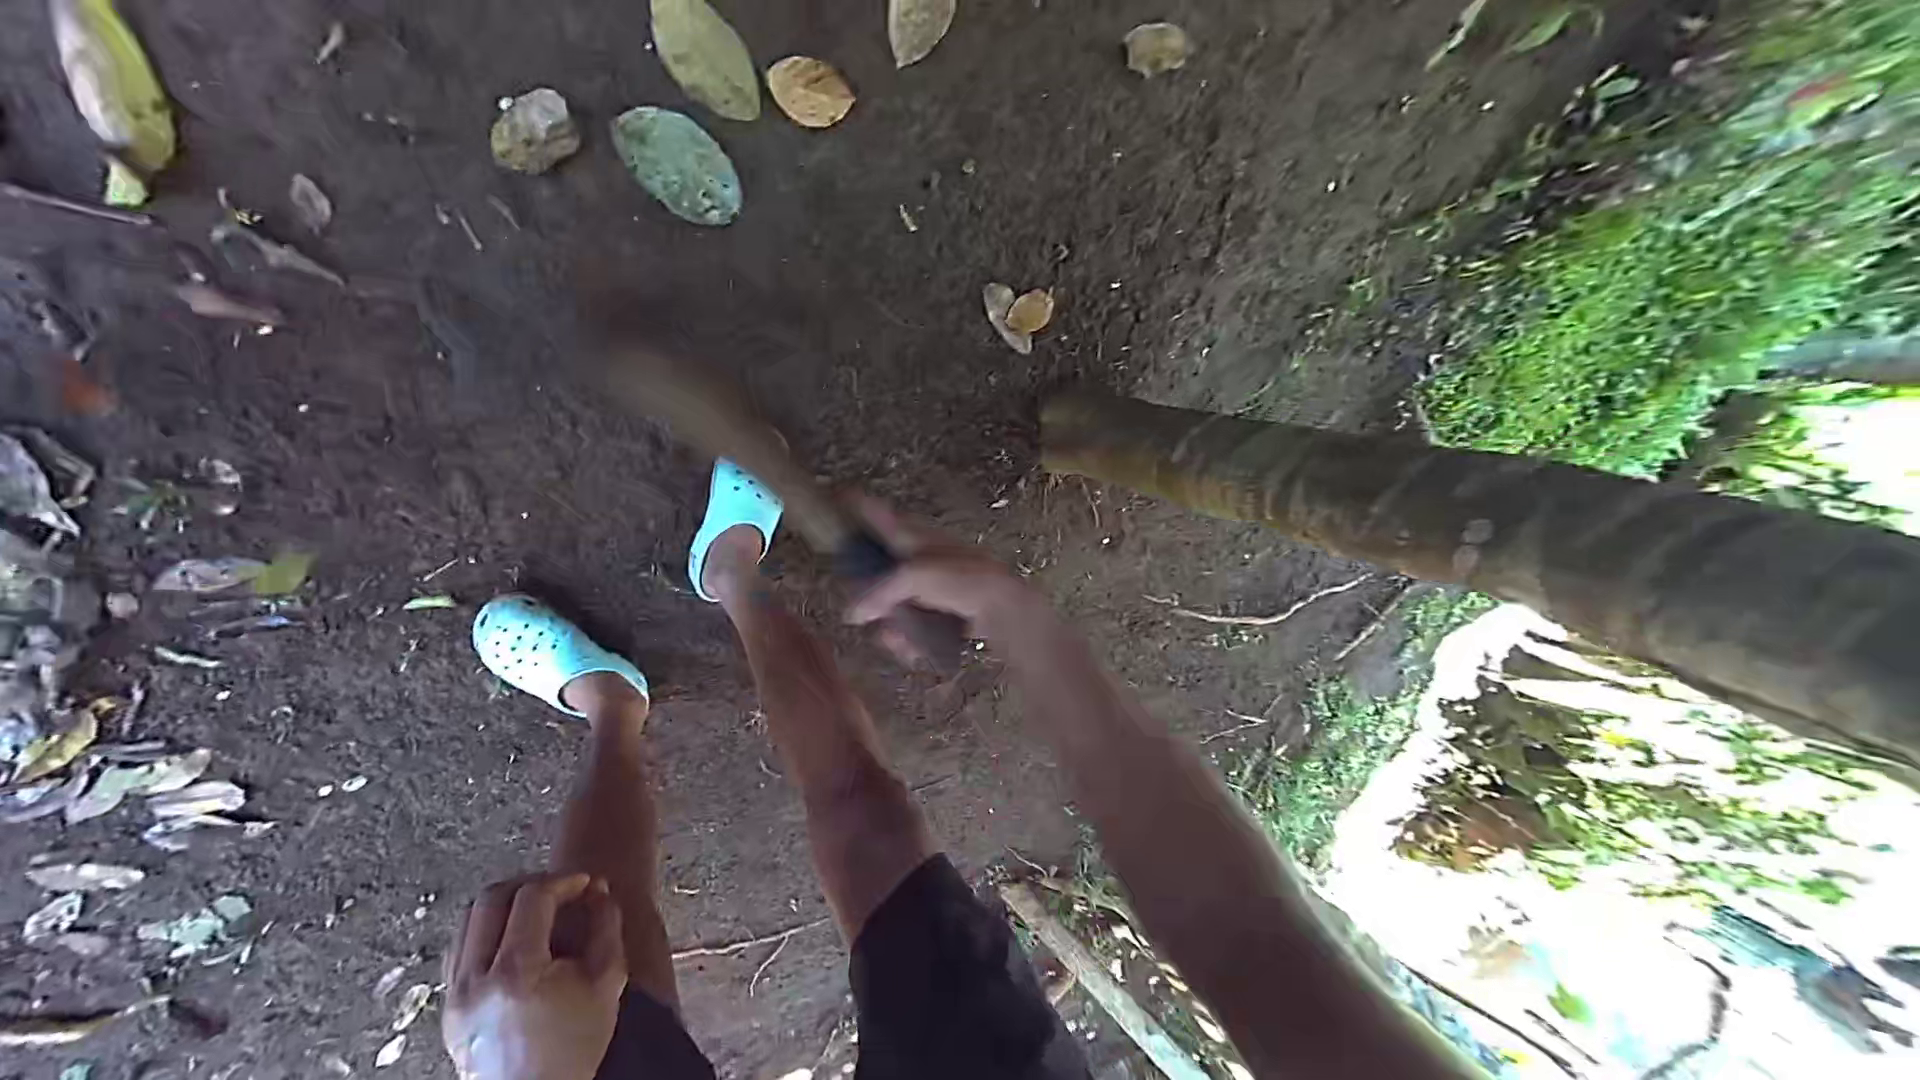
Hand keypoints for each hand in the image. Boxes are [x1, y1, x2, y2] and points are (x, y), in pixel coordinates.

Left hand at [442, 872, 626, 1079]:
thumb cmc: (575, 1043)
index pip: (532, 897)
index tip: (586, 885)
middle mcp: (474, 982)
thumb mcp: (608, 977)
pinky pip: (461, 947)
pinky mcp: (448, 1007)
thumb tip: (597, 888)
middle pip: (491, 898)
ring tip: (541, 912)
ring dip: (507, 904)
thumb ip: (605, 923)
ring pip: (469, 919)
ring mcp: (454, 997)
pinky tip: (519, 939)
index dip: (564, 880)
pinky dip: (490, 929)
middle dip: (532, 883)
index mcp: (517, 973)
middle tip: (561, 891)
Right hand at [845, 497, 1044, 650]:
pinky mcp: (946, 610)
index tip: (840, 497)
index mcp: (917, 537)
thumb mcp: (916, 576)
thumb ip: (881, 592)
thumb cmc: (962, 579)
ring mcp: (935, 584)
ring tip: (897, 642)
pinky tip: (913, 650)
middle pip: (884, 569)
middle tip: (866, 614)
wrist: (1006, 608)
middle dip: (873, 596)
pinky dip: (911, 637)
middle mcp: (924, 556)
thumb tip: (852, 614)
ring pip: (898, 602)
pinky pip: (917, 623)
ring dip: (893, 625)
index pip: (882, 516)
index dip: (861, 506)